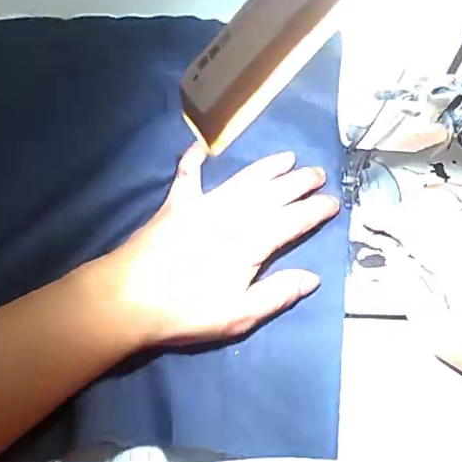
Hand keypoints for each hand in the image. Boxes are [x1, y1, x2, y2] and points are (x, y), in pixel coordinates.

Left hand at [91, 142, 340, 346]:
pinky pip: (187, 176)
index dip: (315, 211)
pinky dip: (194, 160)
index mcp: (251, 242)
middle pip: (273, 193)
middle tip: (318, 174)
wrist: (129, 297)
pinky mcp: (175, 205)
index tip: (333, 203)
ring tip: (287, 158)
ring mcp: (202, 206)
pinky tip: (200, 147)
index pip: (292, 221)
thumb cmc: (186, 310)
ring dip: (266, 168)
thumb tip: (312, 278)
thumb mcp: (238, 314)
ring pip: (242, 180)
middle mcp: (231, 215)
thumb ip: (277, 294)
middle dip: (299, 183)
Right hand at [359, 183, 461, 403]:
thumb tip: (400, 268)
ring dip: (439, 196)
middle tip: (392, 217)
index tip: (373, 219)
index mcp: (460, 262)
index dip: (387, 219)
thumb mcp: (440, 334)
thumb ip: (415, 293)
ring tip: (421, 201)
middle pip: (440, 203)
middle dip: (409, 205)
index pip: (414, 226)